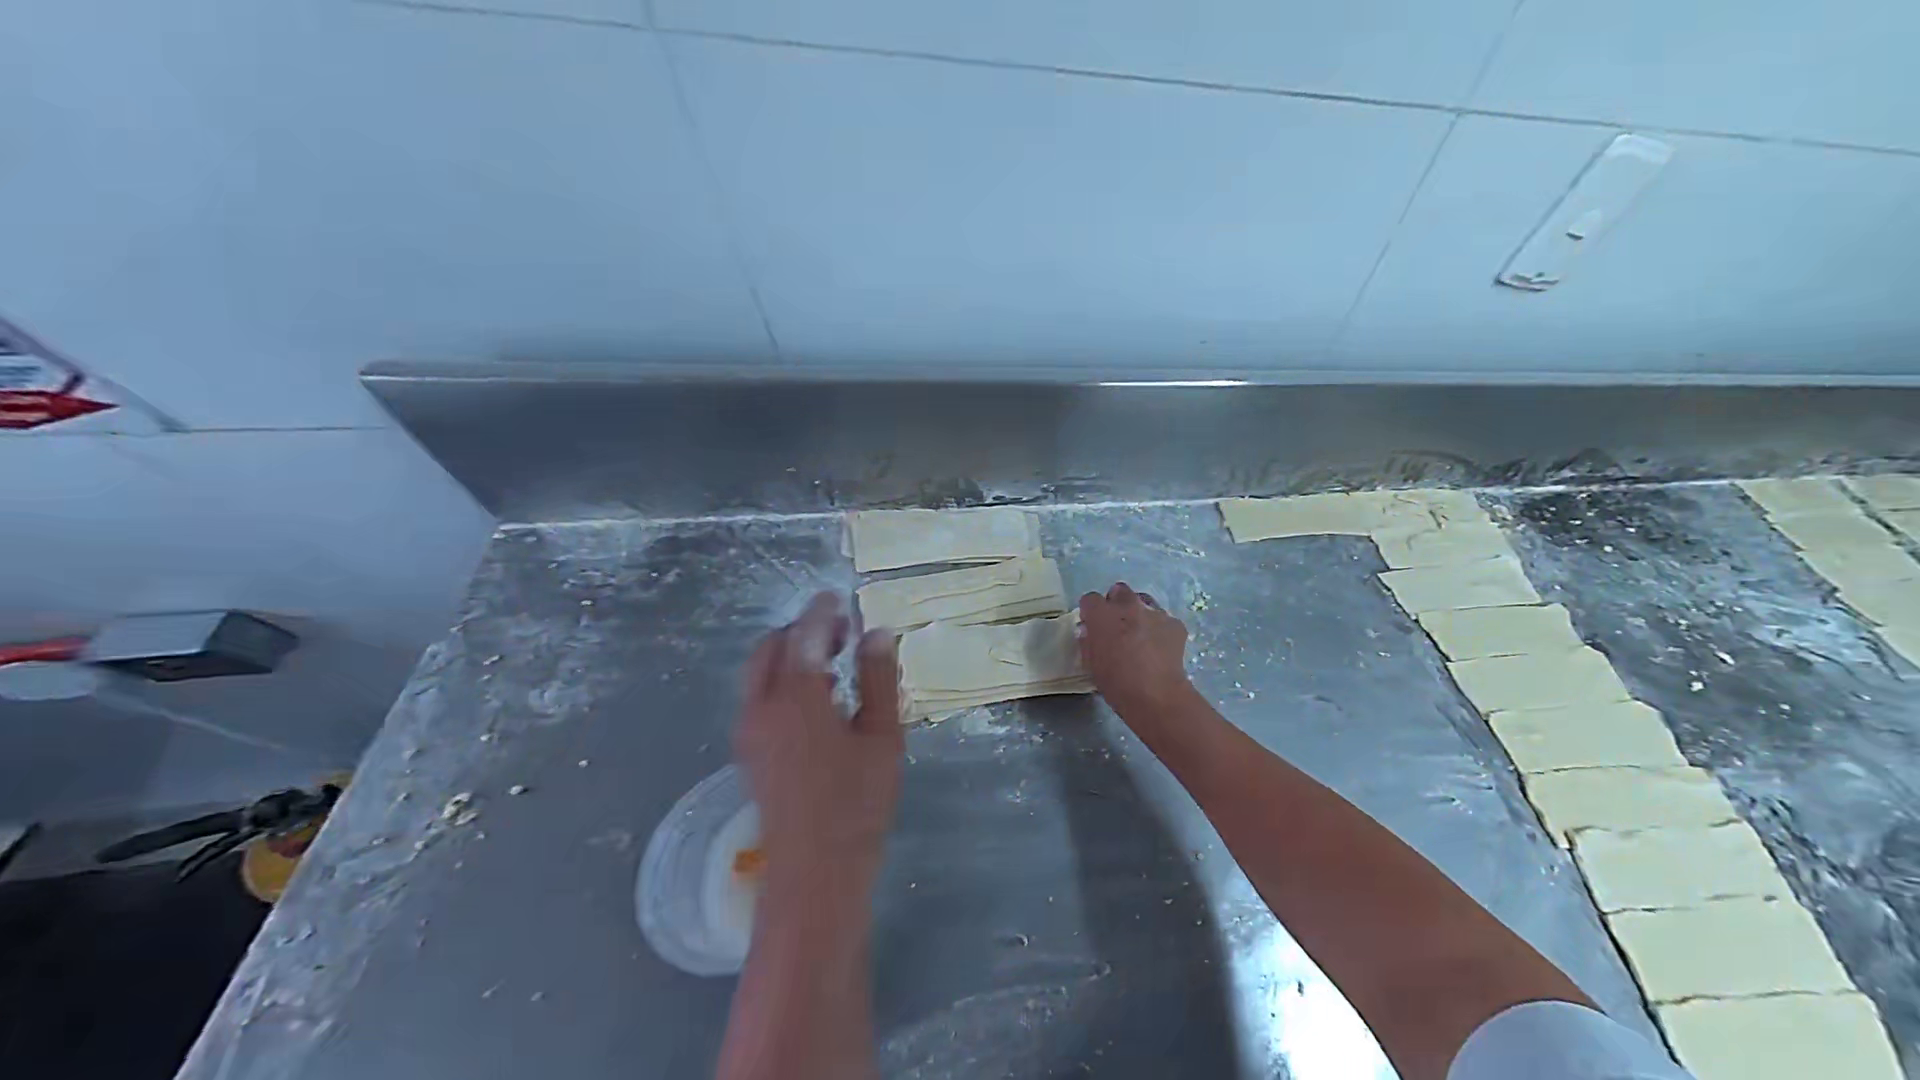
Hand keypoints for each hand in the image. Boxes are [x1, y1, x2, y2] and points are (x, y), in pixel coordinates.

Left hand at [734, 593, 903, 894]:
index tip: (839, 597)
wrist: (814, 874)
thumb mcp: (883, 737)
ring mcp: (748, 730)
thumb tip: (876, 633)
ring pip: (760, 672)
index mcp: (796, 697)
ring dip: (791, 655)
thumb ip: (879, 679)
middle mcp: (761, 706)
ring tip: (833, 662)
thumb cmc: (857, 804)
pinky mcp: (748, 752)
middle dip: (803, 630)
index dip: (822, 611)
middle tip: (841, 633)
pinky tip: (817, 699)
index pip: (804, 634)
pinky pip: (758, 696)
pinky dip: (782, 679)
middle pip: (772, 647)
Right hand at [1079, 582, 1197, 721]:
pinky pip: (1163, 619)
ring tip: (1140, 634)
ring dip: (1138, 613)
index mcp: (1102, 614)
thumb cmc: (1116, 683)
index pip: (1090, 599)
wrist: (1157, 696)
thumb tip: (1089, 629)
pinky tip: (1159, 647)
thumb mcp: (1091, 663)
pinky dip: (1159, 628)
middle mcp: (1128, 606)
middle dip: (1116, 604)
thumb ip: (1087, 640)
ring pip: (1143, 601)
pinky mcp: (1175, 623)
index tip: (1092, 625)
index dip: (1090, 612)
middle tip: (1117, 625)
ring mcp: (1154, 612)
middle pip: (1119, 591)